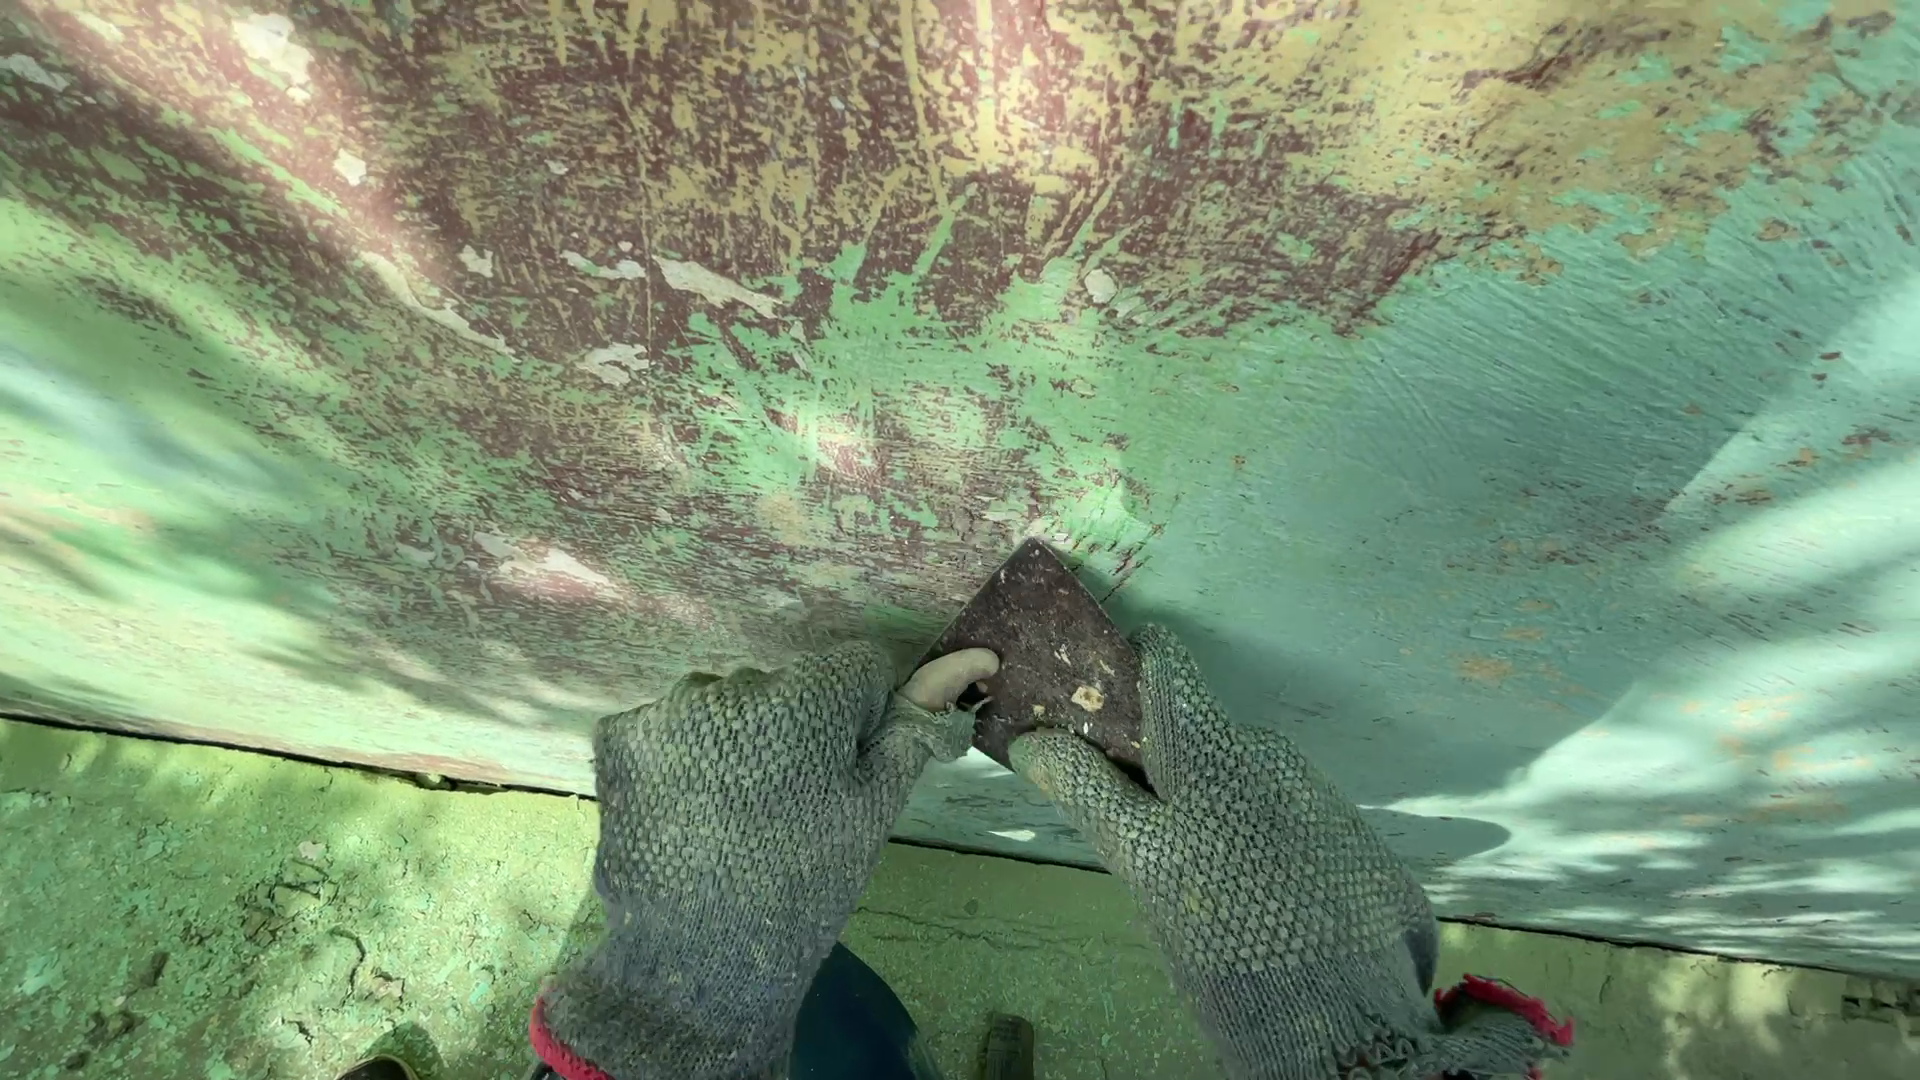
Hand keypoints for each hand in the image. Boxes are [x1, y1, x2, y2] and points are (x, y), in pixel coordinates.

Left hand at [535, 642, 997, 1079]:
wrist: (700, 966)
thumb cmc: (808, 882)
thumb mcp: (875, 804)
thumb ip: (916, 722)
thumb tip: (974, 657)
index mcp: (812, 697)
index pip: (859, 667)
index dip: (862, 715)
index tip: (846, 766)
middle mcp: (737, 683)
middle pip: (794, 681)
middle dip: (803, 721)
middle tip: (791, 798)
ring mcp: (670, 707)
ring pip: (735, 697)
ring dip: (744, 732)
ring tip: (739, 803)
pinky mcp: (623, 733)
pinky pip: (679, 717)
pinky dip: (690, 746)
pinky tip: (693, 800)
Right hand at [1011, 625, 1569, 1079]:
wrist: (1354, 1038)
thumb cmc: (1222, 943)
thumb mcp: (1139, 865)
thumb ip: (1087, 790)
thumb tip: (1029, 739)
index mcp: (1211, 751)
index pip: (1168, 666)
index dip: (1135, 663)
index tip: (1109, 689)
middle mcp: (1273, 754)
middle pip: (1200, 734)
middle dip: (1168, 764)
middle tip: (1147, 829)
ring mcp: (1323, 794)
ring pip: (1244, 777)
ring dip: (1217, 804)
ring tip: (1211, 877)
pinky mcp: (1357, 838)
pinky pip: (1289, 814)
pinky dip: (1263, 835)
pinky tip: (1263, 892)